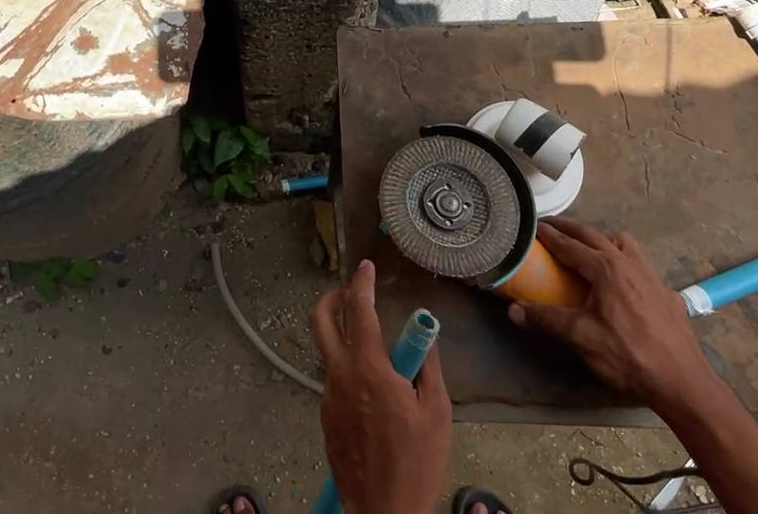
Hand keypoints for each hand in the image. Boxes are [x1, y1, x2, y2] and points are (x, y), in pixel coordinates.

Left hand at [311, 259, 451, 513]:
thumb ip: (427, 367)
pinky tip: (376, 398)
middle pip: (320, 321)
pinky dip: (351, 375)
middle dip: (330, 298)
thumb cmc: (416, 462)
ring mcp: (328, 397)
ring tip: (382, 363)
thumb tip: (423, 335)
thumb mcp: (437, 412)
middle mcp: (340, 376)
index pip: (359, 311)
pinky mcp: (325, 418)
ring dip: (347, 343)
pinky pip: (336, 384)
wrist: (383, 510)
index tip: (366, 267)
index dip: (361, 283)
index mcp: (368, 370)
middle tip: (347, 294)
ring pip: (330, 354)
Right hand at [506, 217, 713, 408]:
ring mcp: (652, 277)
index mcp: (607, 269)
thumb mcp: (582, 338)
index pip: (570, 244)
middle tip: (551, 225)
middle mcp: (629, 264)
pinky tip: (623, 285)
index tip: (532, 226)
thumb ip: (547, 319)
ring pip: (624, 244)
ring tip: (588, 251)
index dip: (549, 234)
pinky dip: (625, 263)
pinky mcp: (667, 293)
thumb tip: (512, 310)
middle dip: (570, 227)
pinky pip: (642, 265)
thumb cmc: (629, 356)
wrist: (684, 383)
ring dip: (602, 240)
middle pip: (594, 235)